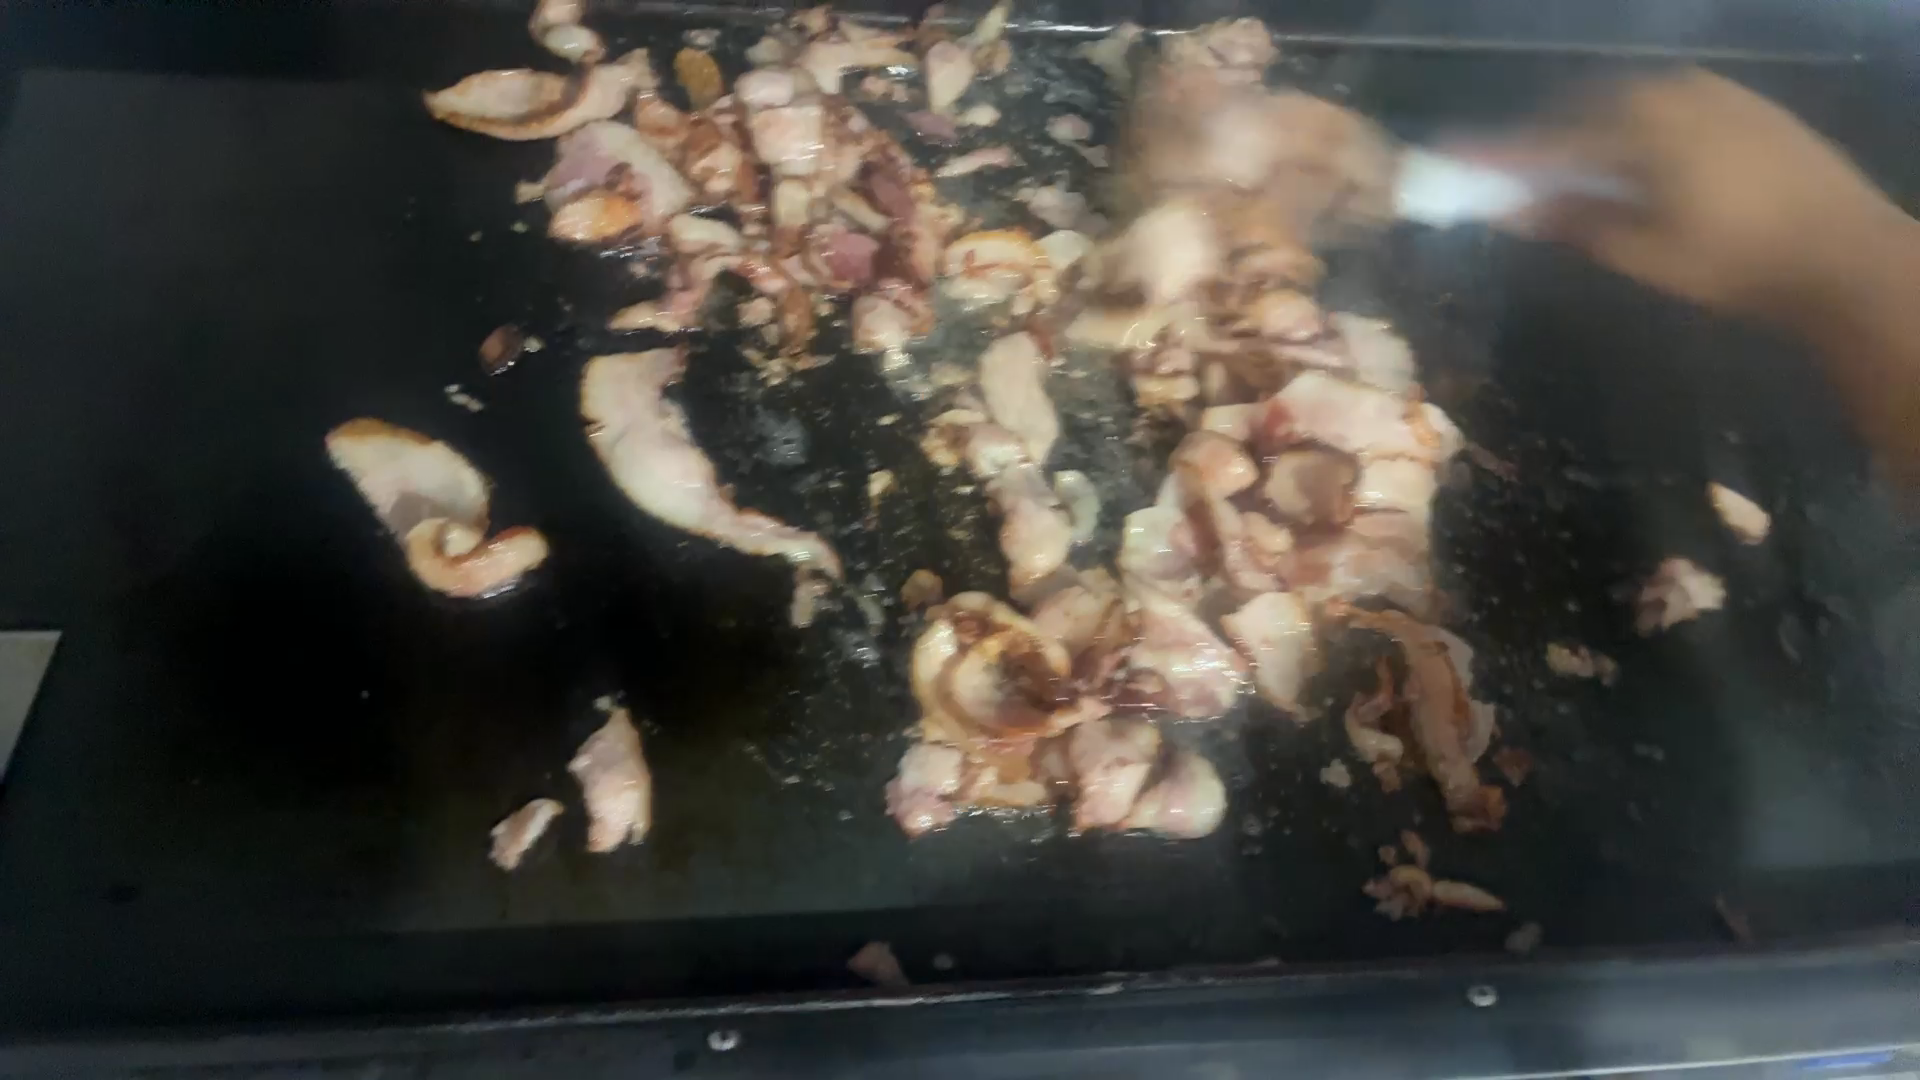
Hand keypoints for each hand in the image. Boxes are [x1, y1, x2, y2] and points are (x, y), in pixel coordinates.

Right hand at [1483, 69, 1906, 320]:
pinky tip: (1630, 158)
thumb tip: (1510, 208)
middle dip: (1544, 134)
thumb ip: (1571, 219)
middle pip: (1588, 106)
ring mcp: (1721, 98)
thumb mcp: (1635, 249)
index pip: (1550, 141)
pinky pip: (1668, 102)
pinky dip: (1631, 124)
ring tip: (1567, 165)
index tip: (1452, 155)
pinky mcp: (1748, 109)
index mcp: (1646, 132)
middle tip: (1511, 168)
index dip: (1496, 153)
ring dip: (1589, 127)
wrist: (1842, 254)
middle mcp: (1681, 99)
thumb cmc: (1727, 260)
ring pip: (1630, 100)